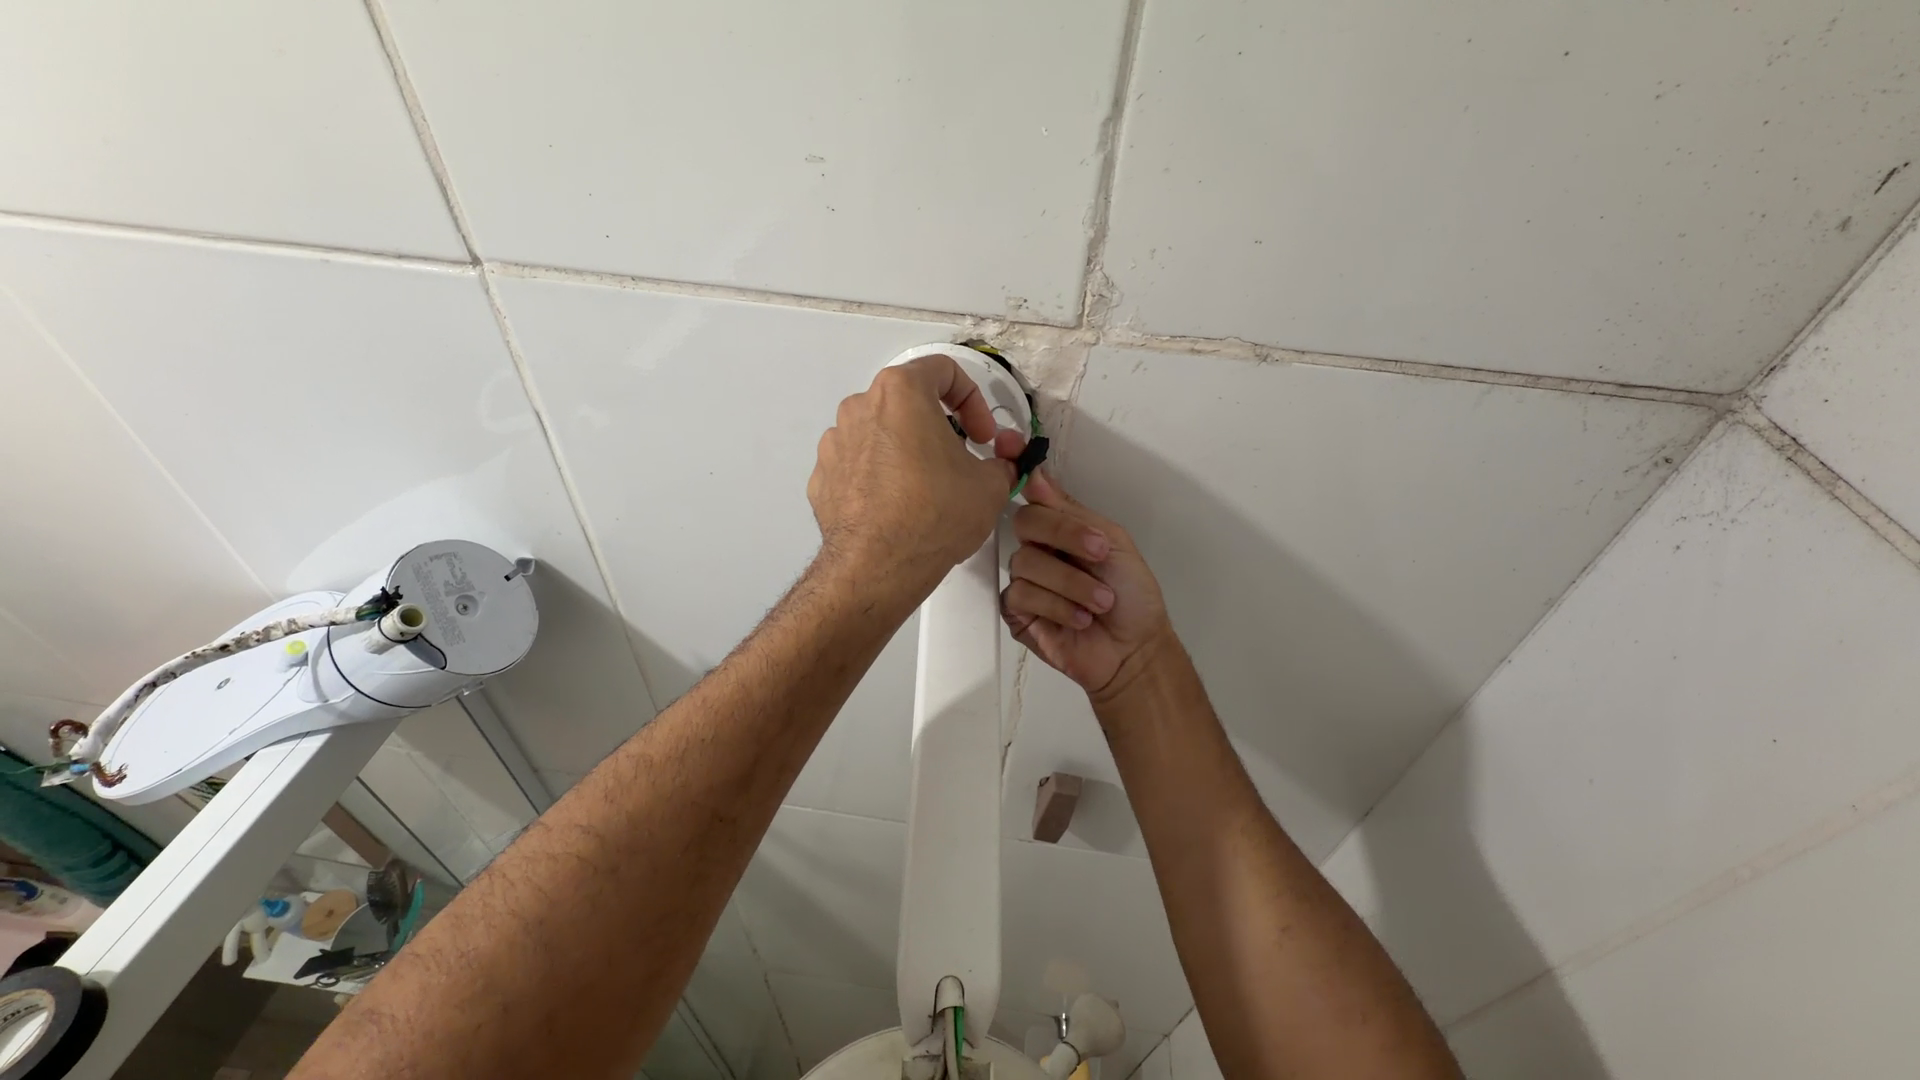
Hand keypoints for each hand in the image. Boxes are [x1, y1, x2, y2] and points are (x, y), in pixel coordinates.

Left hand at [809, 355, 1023, 588]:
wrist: (879, 566)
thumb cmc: (931, 516)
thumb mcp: (990, 485)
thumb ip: (1001, 463)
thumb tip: (1002, 466)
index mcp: (901, 392)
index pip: (943, 370)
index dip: (973, 399)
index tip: (982, 433)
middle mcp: (861, 408)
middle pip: (908, 402)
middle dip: (938, 427)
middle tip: (960, 459)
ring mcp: (836, 443)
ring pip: (881, 433)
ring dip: (907, 452)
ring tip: (929, 489)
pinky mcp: (824, 477)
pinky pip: (859, 466)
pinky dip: (880, 478)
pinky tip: (899, 507)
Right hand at [1001, 469, 1173, 701]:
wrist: (1135, 649)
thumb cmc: (1133, 597)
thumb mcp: (1112, 543)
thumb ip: (1071, 512)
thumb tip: (1035, 475)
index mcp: (1060, 528)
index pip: (1032, 493)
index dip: (1016, 467)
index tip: (1006, 443)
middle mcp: (1038, 549)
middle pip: (1026, 522)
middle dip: (1066, 537)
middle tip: (1100, 555)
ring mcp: (1026, 581)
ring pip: (1026, 563)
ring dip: (1073, 584)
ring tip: (1099, 604)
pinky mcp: (1018, 613)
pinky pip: (1022, 595)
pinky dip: (1058, 606)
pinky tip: (1080, 619)